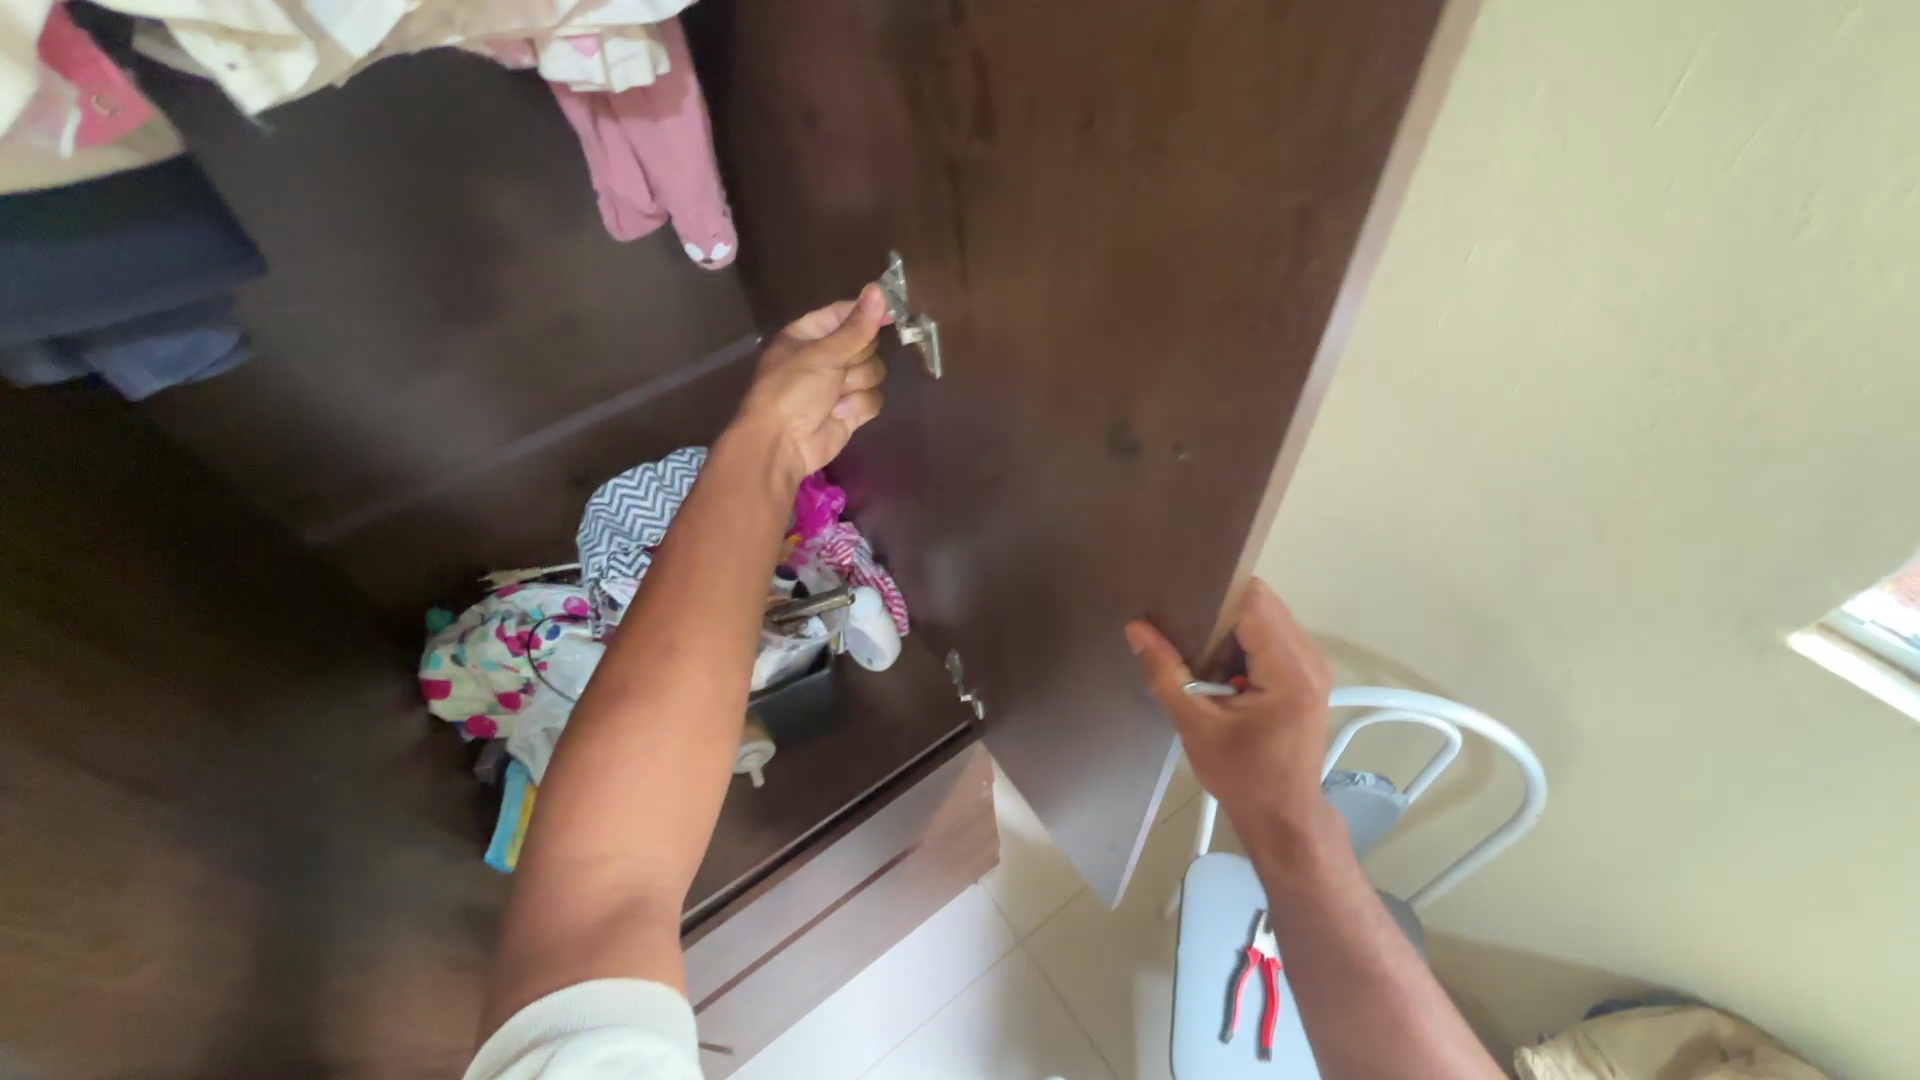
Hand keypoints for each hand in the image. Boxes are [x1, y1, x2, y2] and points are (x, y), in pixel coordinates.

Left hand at [731, 284, 890, 484]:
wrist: (782, 442)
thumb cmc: (792, 390)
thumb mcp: (822, 354)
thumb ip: (856, 327)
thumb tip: (879, 290)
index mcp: (810, 334)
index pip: (846, 313)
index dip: (867, 313)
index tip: (891, 314)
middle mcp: (826, 356)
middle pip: (866, 344)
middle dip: (857, 359)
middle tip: (839, 369)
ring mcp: (840, 384)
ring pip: (873, 372)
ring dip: (856, 385)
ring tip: (834, 396)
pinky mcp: (851, 409)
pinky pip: (872, 399)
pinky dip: (857, 407)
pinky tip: (838, 414)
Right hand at [1126, 578, 1336, 840]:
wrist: (1284, 816)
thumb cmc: (1243, 776)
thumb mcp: (1195, 726)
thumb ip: (1165, 673)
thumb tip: (1136, 629)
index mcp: (1290, 671)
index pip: (1252, 603)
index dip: (1215, 594)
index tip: (1177, 598)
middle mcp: (1311, 659)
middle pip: (1262, 604)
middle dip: (1220, 608)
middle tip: (1178, 621)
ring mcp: (1314, 665)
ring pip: (1268, 616)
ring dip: (1231, 625)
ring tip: (1194, 641)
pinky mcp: (1308, 674)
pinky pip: (1274, 635)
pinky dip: (1243, 640)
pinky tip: (1216, 662)